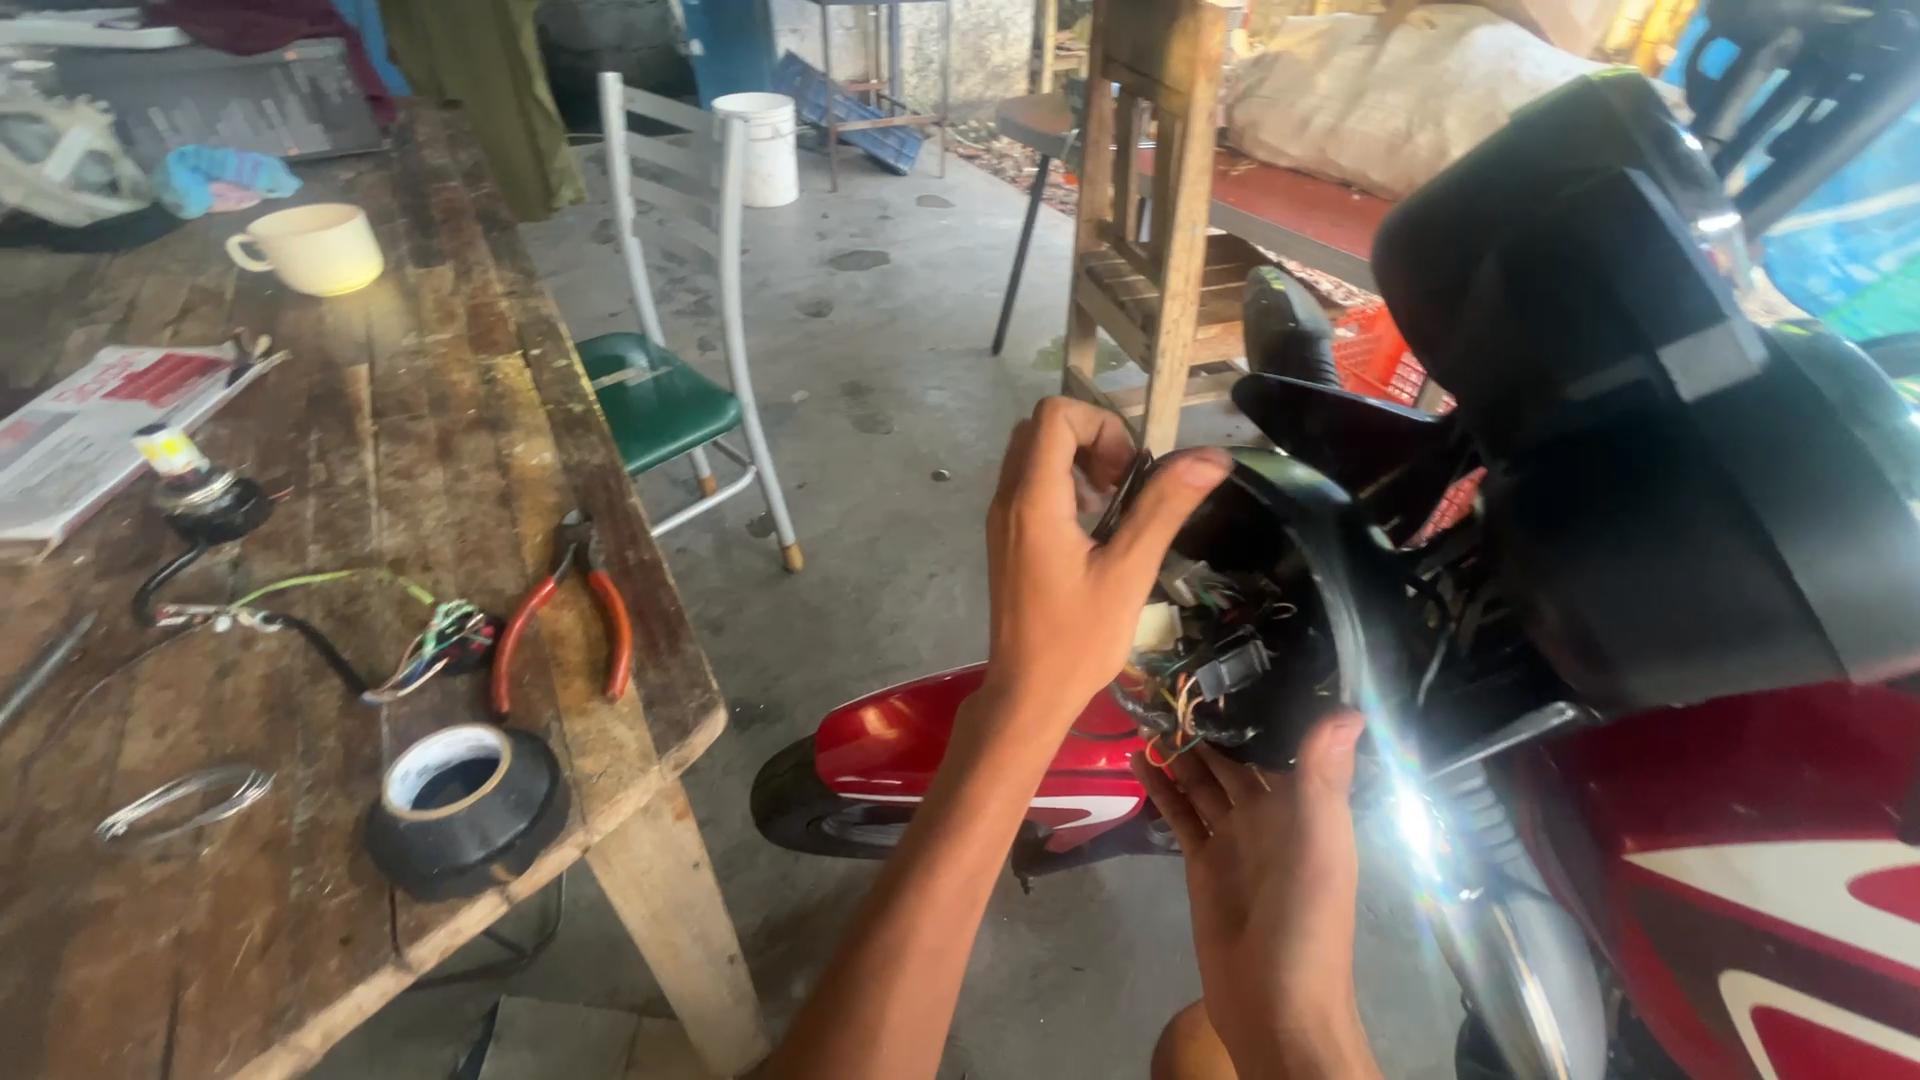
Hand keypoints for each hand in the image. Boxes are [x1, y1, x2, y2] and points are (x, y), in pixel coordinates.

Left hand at [982, 397, 1230, 723]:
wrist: (1028, 691)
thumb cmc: (1079, 640)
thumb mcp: (1129, 573)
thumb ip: (1163, 508)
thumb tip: (1210, 457)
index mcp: (1034, 501)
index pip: (1055, 415)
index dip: (1100, 426)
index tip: (1129, 473)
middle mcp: (1008, 499)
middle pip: (1041, 427)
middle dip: (1089, 439)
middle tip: (1123, 485)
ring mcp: (1000, 519)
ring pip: (1031, 454)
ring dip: (1076, 461)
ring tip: (1112, 505)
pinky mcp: (1004, 538)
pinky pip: (1028, 484)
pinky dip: (1061, 484)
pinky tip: (1091, 528)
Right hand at [1132, 715, 1382, 1079]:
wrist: (1275, 1004)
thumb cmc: (1307, 920)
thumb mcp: (1320, 844)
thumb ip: (1323, 777)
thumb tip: (1347, 709)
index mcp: (1304, 808)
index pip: (1280, 746)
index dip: (1258, 710)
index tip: (1229, 668)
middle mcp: (1268, 816)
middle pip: (1233, 760)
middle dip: (1209, 728)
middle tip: (1173, 686)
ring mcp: (1232, 838)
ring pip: (1202, 782)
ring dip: (1180, 753)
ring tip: (1150, 715)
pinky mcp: (1201, 861)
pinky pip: (1179, 813)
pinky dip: (1161, 786)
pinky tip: (1139, 759)